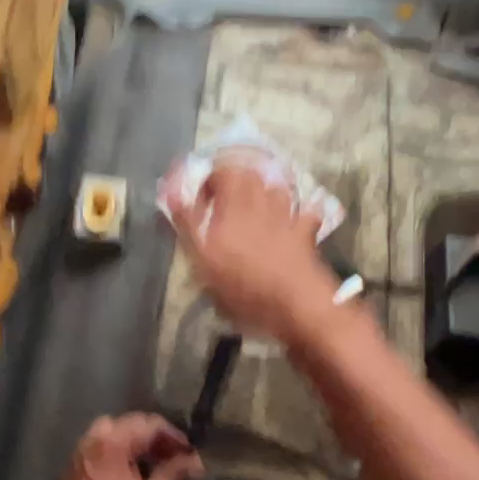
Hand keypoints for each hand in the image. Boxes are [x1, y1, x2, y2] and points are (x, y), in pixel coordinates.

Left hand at [57, 415, 204, 479]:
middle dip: (152, 436)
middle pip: (127, 424)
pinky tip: (130, 474)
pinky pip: (97, 451)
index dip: (174, 436)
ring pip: (109, 435)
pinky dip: (116, 454)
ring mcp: (78, 459)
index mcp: (112, 444)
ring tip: (153, 464)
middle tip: (173, 456)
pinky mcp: (72, 475)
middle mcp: (91, 443)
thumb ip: (174, 472)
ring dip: (133, 443)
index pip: (148, 424)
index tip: (191, 454)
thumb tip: (193, 460)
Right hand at [166, 166, 341, 342]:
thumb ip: (187, 225)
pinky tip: (294, 220)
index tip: (199, 200)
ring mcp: (287, 218)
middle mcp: (261, 205)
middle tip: (222, 202)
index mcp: (232, 209)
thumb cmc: (244, 289)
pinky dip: (299, 213)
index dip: (209, 180)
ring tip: (253, 210)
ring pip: (276, 189)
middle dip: (235, 182)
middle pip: (250, 175)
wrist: (296, 305)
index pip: (221, 174)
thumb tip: (172, 194)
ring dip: (264, 193)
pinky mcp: (306, 234)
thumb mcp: (203, 262)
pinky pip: (306, 213)